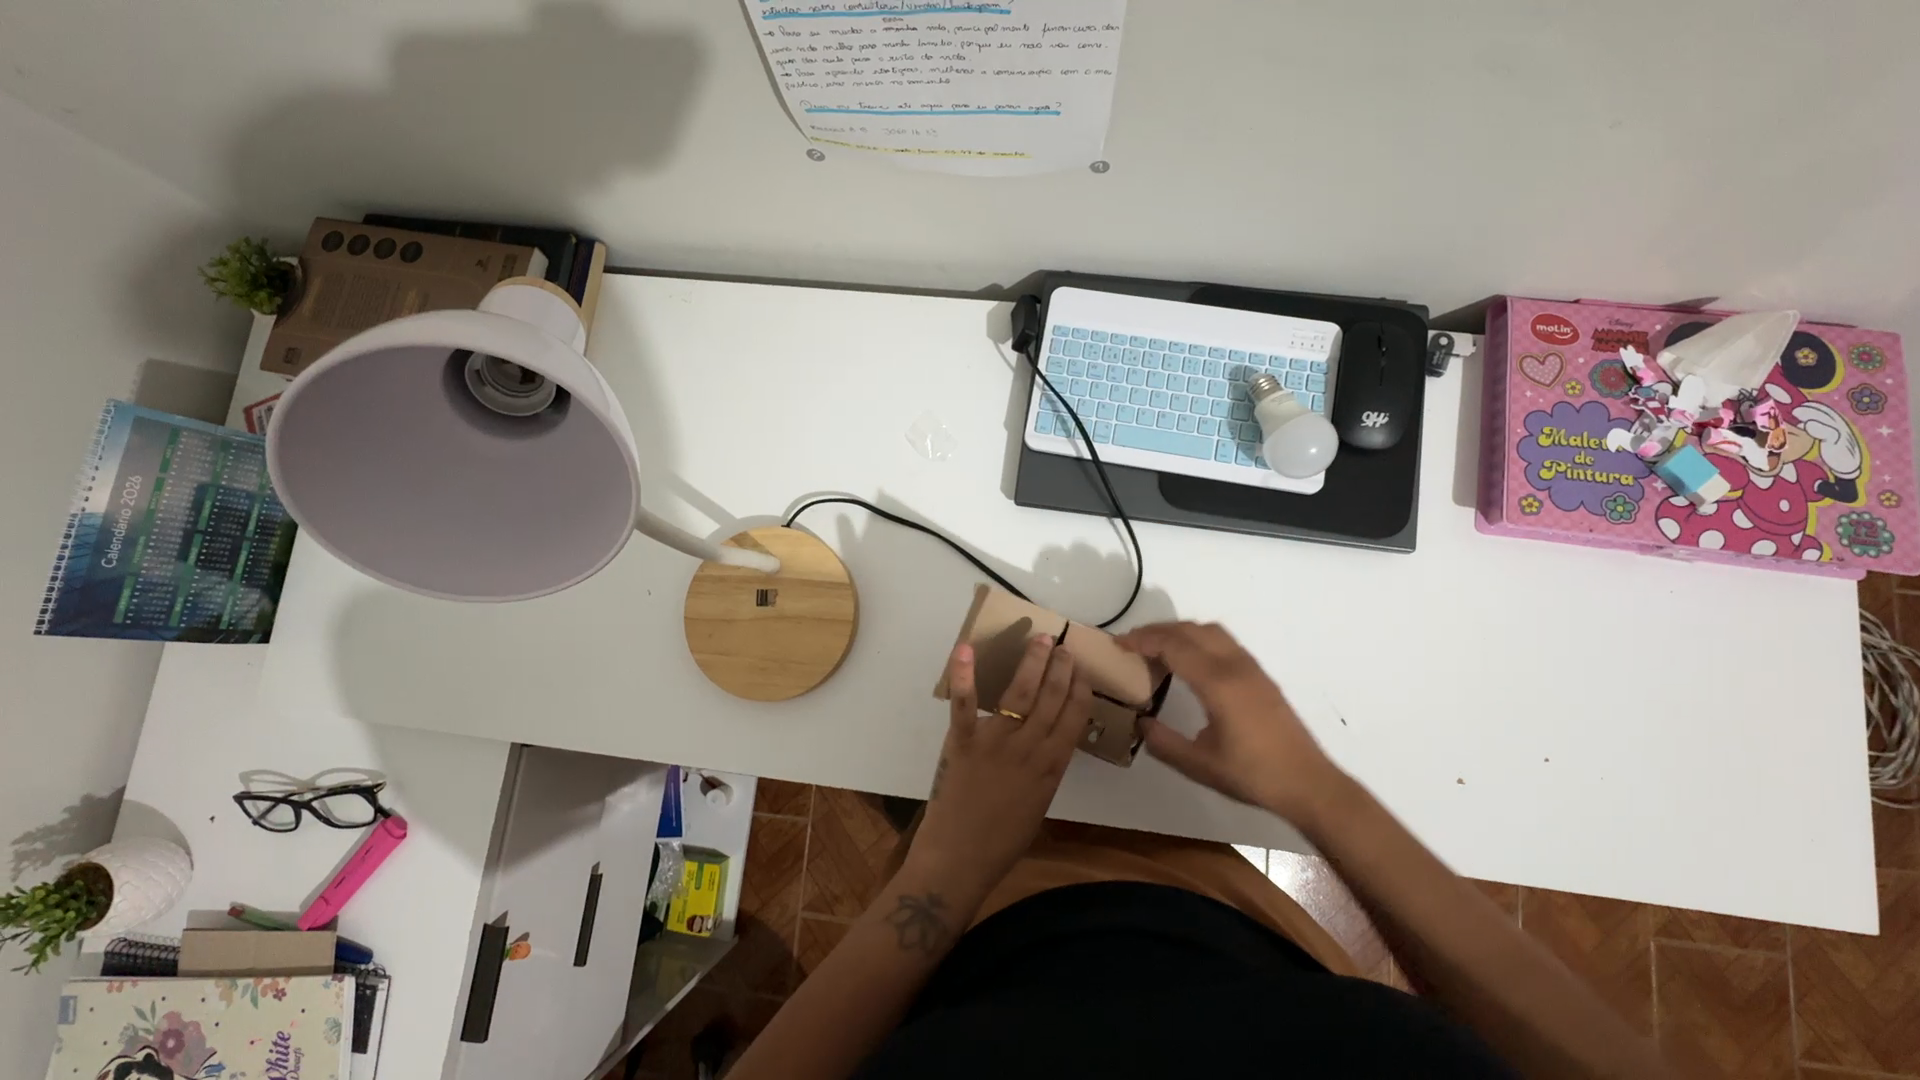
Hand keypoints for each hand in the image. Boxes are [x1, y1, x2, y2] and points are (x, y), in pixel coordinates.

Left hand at [908, 636, 1092, 902]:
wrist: (961, 859)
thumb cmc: (1003, 840)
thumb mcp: (1039, 803)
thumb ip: (1046, 769)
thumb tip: (1052, 741)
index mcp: (1052, 766)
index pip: (1075, 717)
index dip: (1080, 689)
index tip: (1082, 670)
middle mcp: (1030, 748)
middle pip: (1052, 698)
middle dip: (1061, 668)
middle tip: (1064, 645)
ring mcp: (996, 743)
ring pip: (1021, 694)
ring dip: (1033, 663)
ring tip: (1041, 640)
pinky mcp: (963, 742)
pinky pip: (965, 705)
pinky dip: (964, 676)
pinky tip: (966, 649)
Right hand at [1118, 622, 1342, 822]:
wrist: (1308, 783)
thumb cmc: (1253, 775)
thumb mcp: (1199, 764)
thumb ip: (1164, 743)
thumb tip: (1140, 723)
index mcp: (1218, 684)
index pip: (1173, 646)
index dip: (1142, 640)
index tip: (1119, 644)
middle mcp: (1235, 666)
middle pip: (1191, 630)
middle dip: (1157, 631)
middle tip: (1131, 643)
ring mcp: (1252, 668)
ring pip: (1210, 631)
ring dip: (1180, 632)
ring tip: (1157, 648)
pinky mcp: (1261, 676)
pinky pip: (1224, 642)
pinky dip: (1198, 639)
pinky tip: (1189, 661)